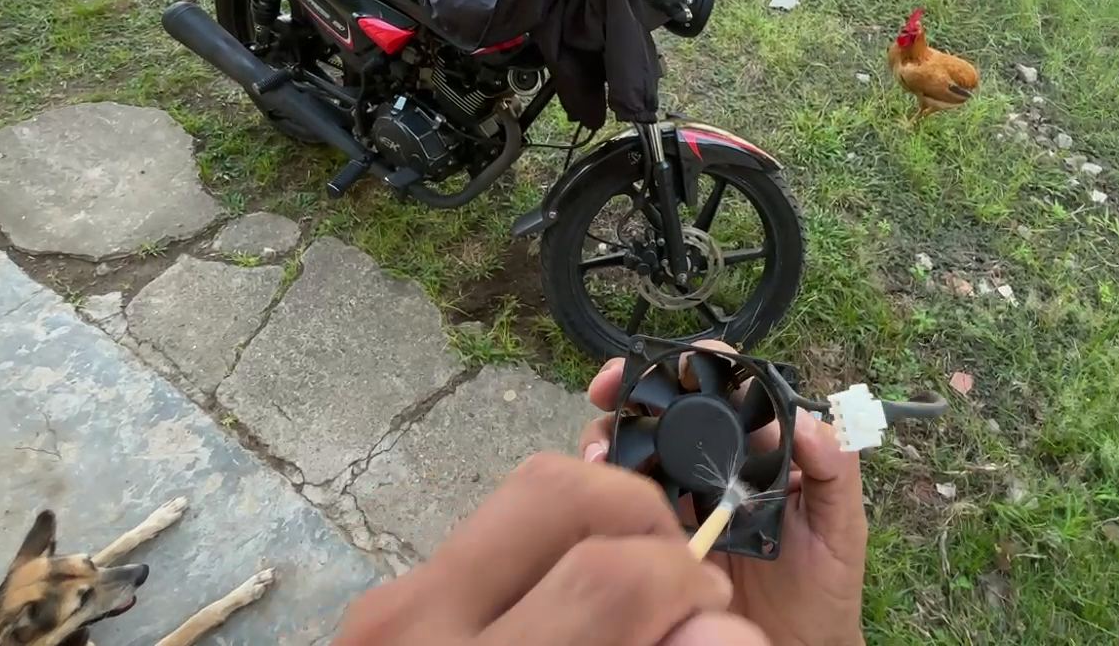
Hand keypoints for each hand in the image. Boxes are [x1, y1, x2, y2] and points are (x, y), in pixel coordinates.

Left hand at [331, 453, 766, 645]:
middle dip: (641, 512)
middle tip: (673, 570)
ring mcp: (393, 603)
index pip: (604, 584)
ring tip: (631, 572)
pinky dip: (557, 542)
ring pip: (525, 490)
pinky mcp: (390, 594)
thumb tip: (728, 624)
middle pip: (555, 493)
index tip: (713, 604)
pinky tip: (572, 600)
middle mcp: (420, 627)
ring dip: (599, 516)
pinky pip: (498, 524)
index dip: (682, 581)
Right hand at [578, 344, 869, 645]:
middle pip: (666, 403)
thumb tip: (809, 423)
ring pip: (635, 443)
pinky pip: (622, 499)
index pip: (724, 384)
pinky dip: (602, 487)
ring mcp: (680, 493)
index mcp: (756, 444)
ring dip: (609, 434)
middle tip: (608, 388)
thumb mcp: (840, 528)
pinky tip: (597, 494)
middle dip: (633, 385)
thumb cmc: (822, 589)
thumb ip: (836, 472)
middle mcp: (713, 459)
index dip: (697, 361)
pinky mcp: (655, 533)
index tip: (675, 362)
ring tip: (598, 452)